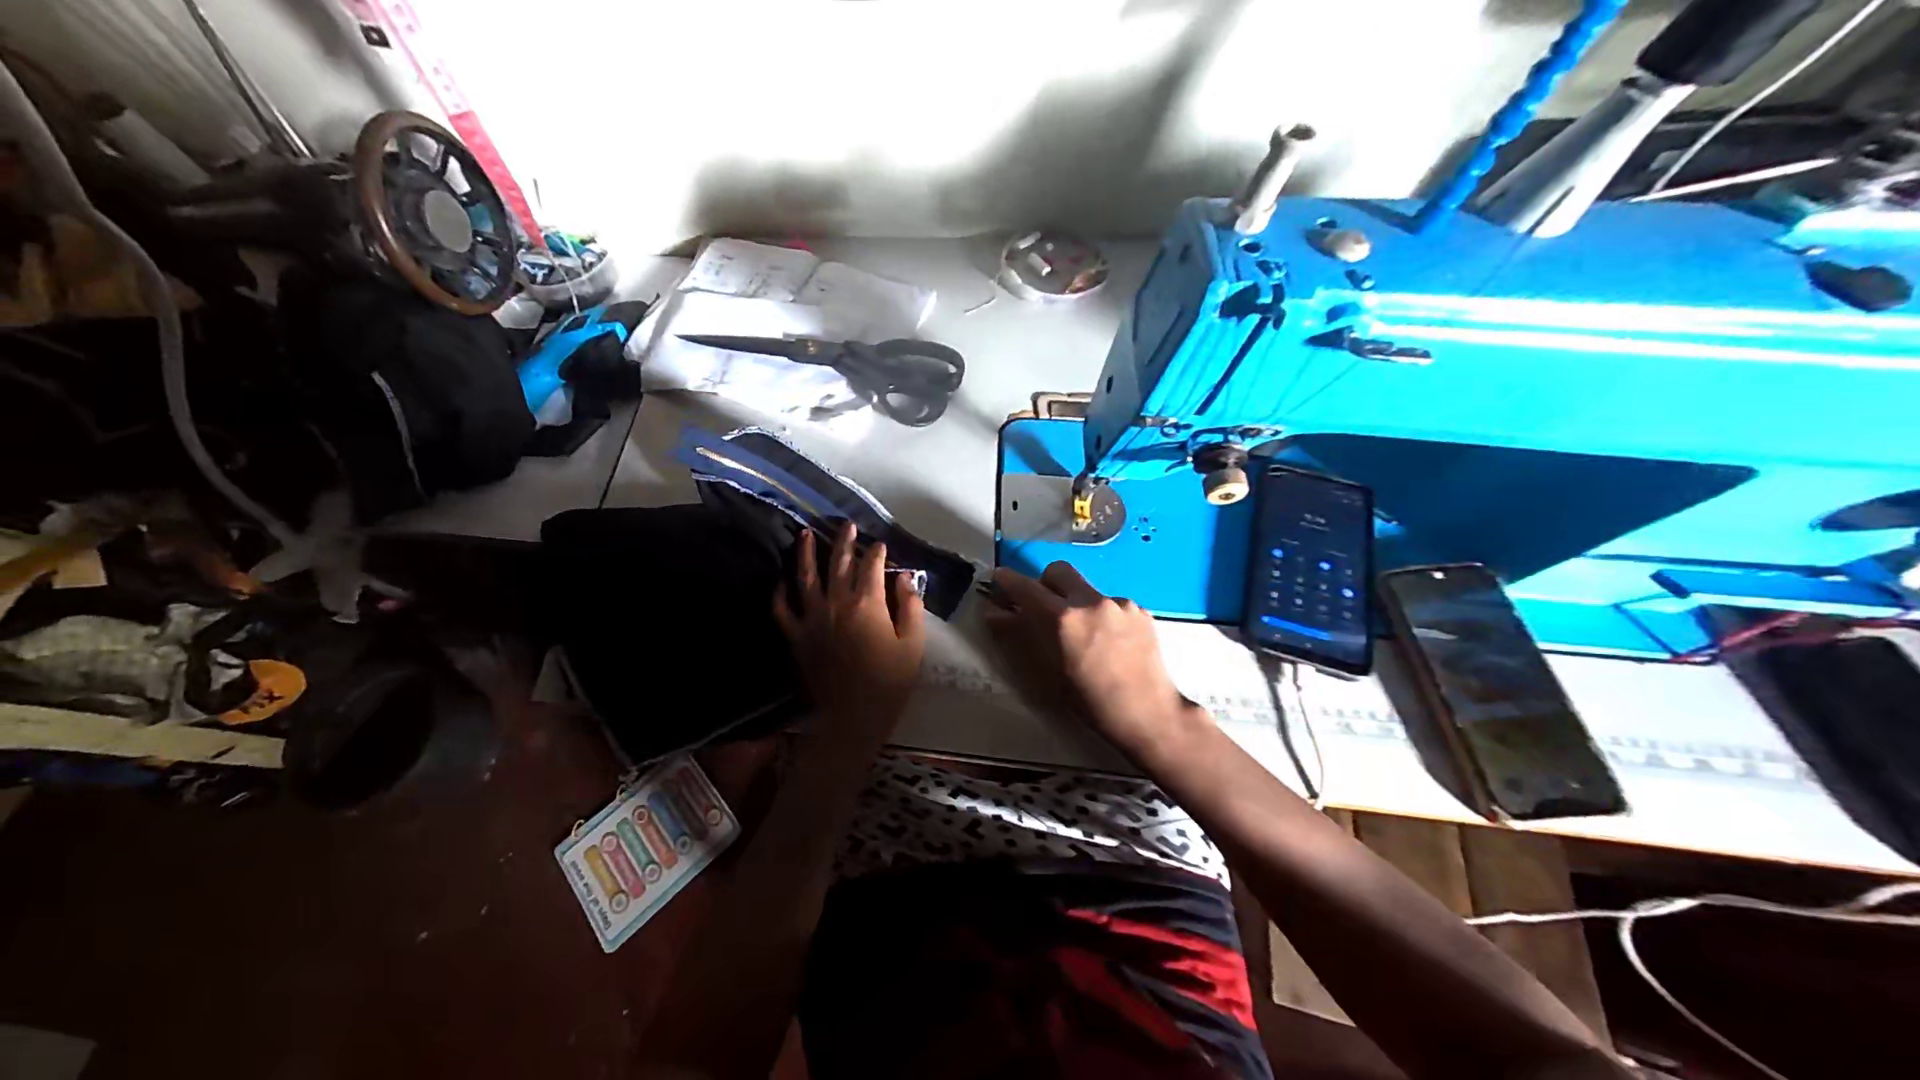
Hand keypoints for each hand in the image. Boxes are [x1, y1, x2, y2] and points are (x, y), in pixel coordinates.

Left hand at [774, 522, 926, 733]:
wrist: (853, 717)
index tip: (882, 545)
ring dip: (805, 553)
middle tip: (847, 525)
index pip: (871, 566)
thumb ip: (910, 606)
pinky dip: (780, 593)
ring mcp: (811, 619)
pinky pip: (782, 610)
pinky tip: (782, 581)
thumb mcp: (913, 644)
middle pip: (838, 563)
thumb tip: (904, 578)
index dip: (877, 552)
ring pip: (805, 578)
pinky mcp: (796, 637)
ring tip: (805, 534)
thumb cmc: (890, 681)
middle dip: (844, 541)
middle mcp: (835, 603)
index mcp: (866, 604)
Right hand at [982, 562, 1205, 760]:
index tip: (998, 579)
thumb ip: (1018, 635)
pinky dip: (1101, 616)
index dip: (1007, 581)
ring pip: (1086, 589)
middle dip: (1044, 583)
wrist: (1148, 714)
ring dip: (1075, 602)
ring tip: (1082, 636)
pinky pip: (1111, 603)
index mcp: (1063, 618)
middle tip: (1041, 607)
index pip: (1026, 587)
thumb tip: (996, 612)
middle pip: (1058, 571)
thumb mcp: (1046, 672)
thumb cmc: (1090, 702)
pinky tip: (1108, 643)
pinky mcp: (1140, 611)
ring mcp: (1119, 603)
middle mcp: (1091, 601)